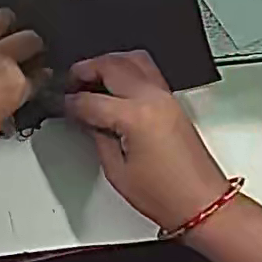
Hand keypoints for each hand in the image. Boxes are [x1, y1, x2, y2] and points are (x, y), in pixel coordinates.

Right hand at [63, 51, 231, 232]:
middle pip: (110, 65)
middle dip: (83, 70)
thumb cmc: (166, 194)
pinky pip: (147, 69)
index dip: (68, 102)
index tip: (59, 103)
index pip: (90, 99)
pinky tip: (112, 85)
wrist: (202, 203)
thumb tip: (85, 118)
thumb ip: (96, 135)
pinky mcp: (173, 101)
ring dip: (107, 63)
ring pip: (132, 59)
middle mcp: (153, 99)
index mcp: (136, 117)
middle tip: (69, 83)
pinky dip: (125, 69)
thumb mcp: (116, 170)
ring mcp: (166, 96)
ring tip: (90, 78)